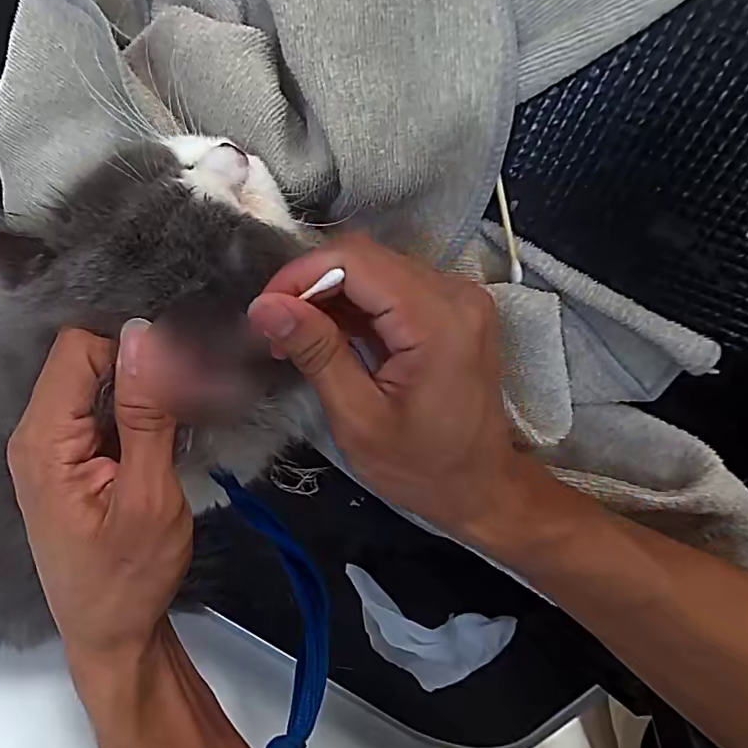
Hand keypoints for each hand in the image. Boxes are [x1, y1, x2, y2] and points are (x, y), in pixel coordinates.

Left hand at [7, 323, 191, 665]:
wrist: (113, 631)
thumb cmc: (131, 575)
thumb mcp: (149, 495)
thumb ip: (145, 416)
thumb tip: (144, 338)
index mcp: (45, 441)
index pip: (79, 349)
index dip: (133, 352)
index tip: (181, 378)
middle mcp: (37, 436)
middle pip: (87, 364)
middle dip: (142, 372)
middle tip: (193, 401)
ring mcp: (53, 450)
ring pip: (99, 389)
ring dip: (145, 396)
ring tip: (185, 422)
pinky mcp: (73, 463)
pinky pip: (104, 416)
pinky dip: (140, 418)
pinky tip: (167, 441)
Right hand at [245, 232, 535, 537]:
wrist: (481, 486)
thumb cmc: (423, 467)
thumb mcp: (359, 419)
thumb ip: (317, 353)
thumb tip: (266, 306)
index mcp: (438, 321)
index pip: (357, 260)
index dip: (301, 274)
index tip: (266, 311)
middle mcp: (457, 296)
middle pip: (368, 260)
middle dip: (313, 287)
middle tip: (279, 333)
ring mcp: (461, 301)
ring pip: (379, 271)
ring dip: (333, 298)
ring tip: (301, 342)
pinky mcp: (456, 312)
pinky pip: (397, 290)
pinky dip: (359, 308)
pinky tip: (334, 339)